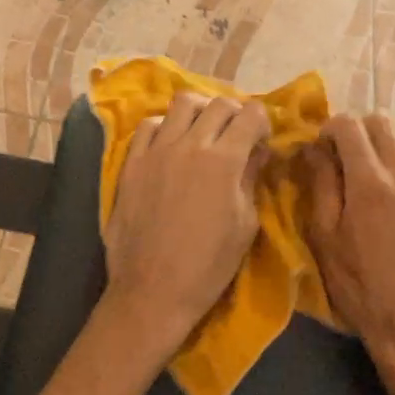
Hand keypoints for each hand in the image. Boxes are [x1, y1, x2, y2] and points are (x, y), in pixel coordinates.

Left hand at [103, 91, 270, 351]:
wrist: (153, 291)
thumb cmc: (208, 266)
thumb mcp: (245, 225)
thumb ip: (251, 177)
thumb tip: (258, 149)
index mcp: (224, 161)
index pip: (250, 115)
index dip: (261, 120)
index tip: (261, 137)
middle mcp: (190, 145)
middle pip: (219, 104)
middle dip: (235, 113)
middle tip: (236, 134)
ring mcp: (157, 150)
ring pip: (182, 103)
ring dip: (200, 110)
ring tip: (203, 130)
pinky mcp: (132, 161)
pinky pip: (149, 124)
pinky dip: (165, 125)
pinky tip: (170, 142)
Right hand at [305, 112, 394, 352]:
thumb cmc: (356, 284)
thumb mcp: (324, 236)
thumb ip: (321, 184)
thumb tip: (314, 148)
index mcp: (369, 184)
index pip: (350, 126)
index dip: (331, 127)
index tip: (323, 146)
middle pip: (382, 123)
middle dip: (359, 128)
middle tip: (346, 151)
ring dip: (392, 139)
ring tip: (379, 160)